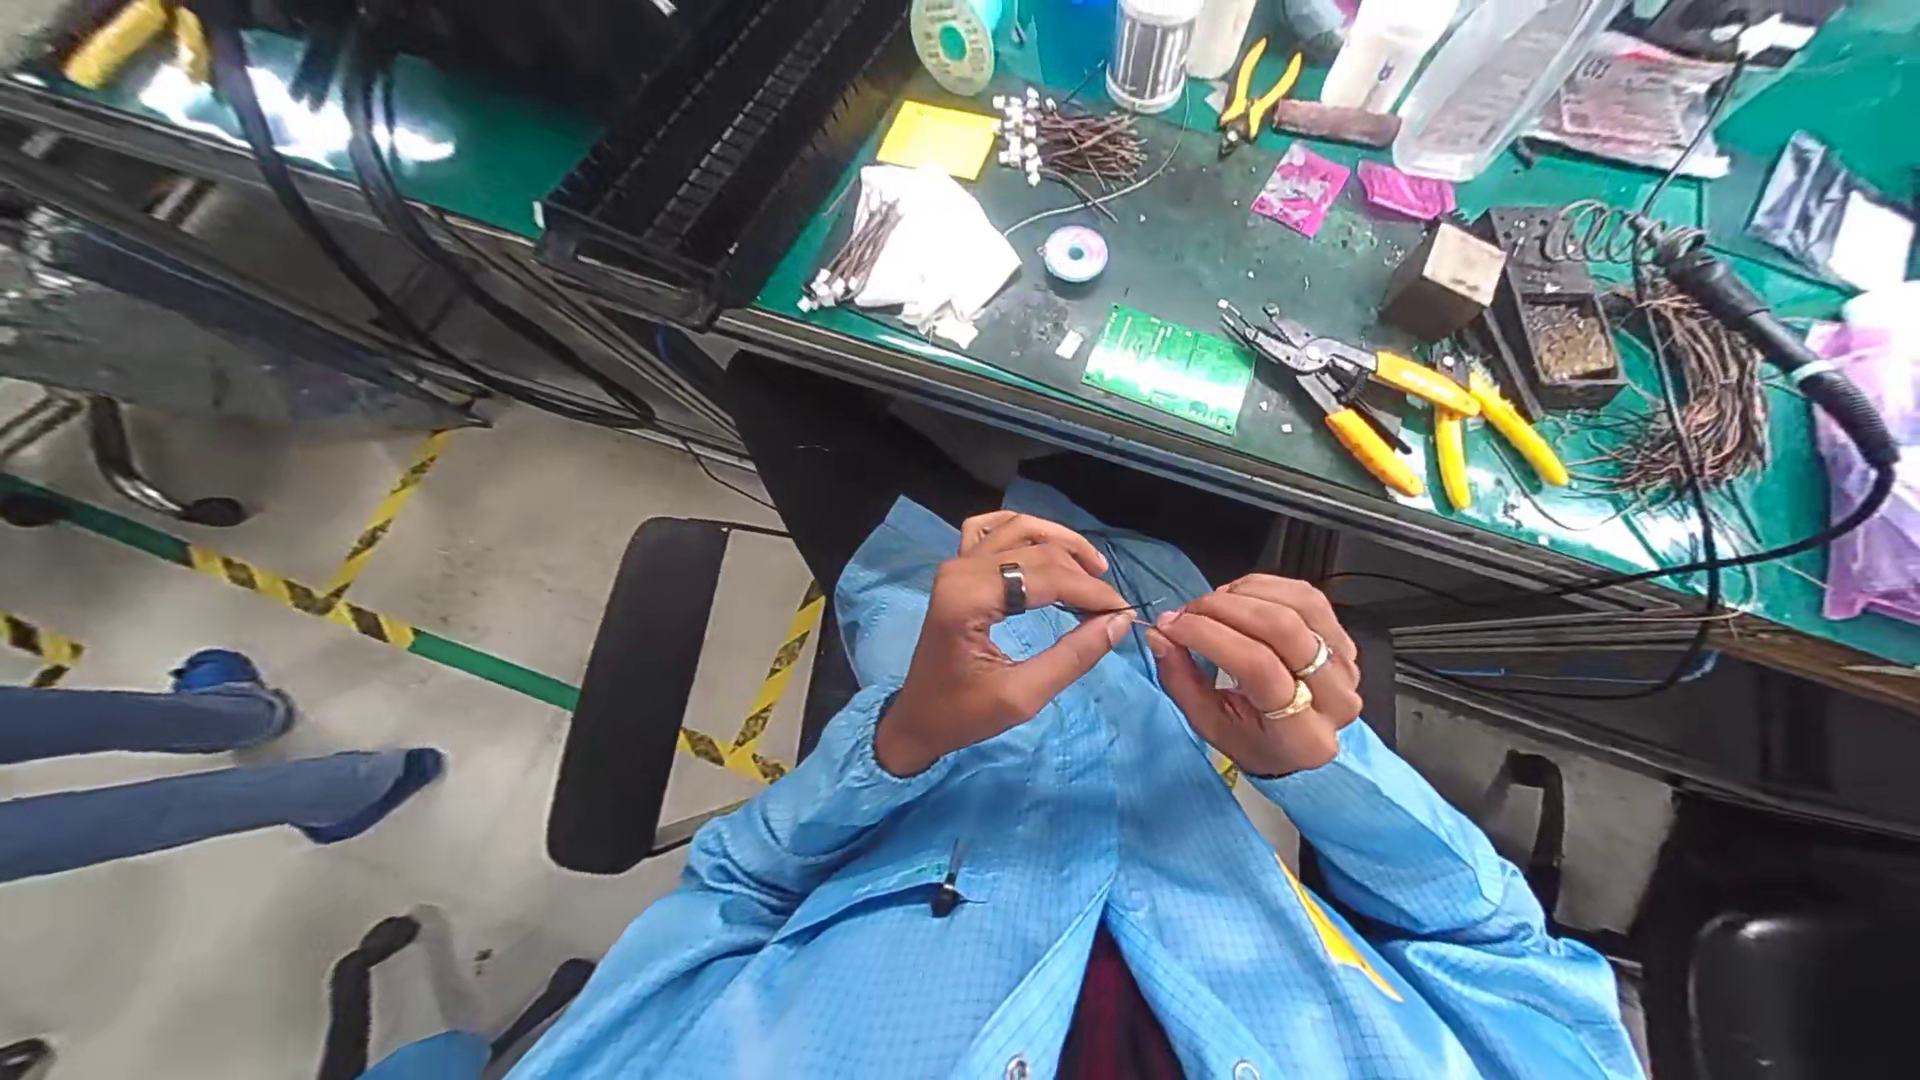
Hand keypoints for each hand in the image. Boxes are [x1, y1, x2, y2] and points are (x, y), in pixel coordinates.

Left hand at [875, 513, 1134, 775]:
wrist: (917, 718)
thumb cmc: (963, 714)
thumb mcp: (1022, 696)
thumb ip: (1073, 656)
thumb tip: (1118, 622)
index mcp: (969, 599)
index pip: (1047, 577)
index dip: (1092, 592)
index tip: (1123, 613)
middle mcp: (960, 569)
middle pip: (1038, 550)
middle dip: (1082, 573)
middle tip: (1110, 606)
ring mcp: (955, 564)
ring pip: (1019, 529)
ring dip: (1060, 543)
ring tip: (1092, 570)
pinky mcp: (956, 568)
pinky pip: (990, 529)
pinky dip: (1022, 530)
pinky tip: (1044, 544)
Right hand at [1144, 575, 1362, 776]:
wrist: (1295, 745)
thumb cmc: (1249, 738)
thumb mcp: (1206, 723)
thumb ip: (1179, 678)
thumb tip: (1159, 634)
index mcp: (1301, 735)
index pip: (1258, 666)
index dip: (1209, 635)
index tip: (1171, 625)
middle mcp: (1335, 698)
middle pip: (1282, 627)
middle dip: (1222, 608)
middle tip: (1186, 611)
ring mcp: (1346, 666)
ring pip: (1298, 604)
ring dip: (1244, 594)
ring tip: (1211, 604)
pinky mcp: (1345, 641)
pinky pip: (1307, 596)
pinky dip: (1264, 586)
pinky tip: (1237, 596)